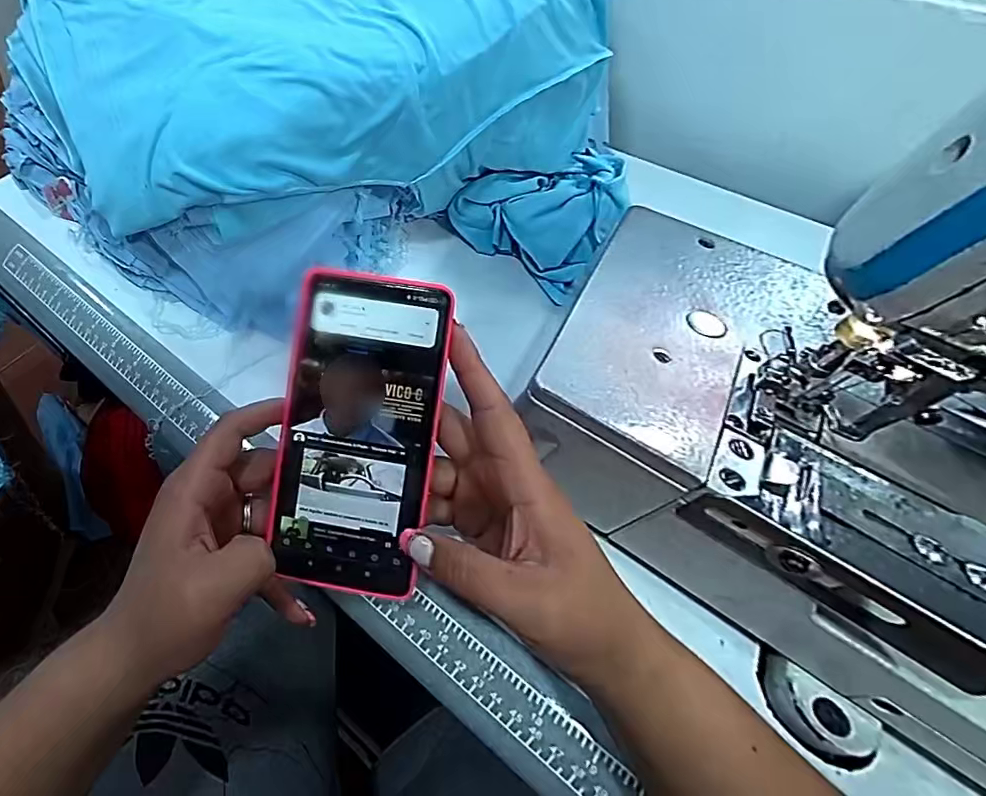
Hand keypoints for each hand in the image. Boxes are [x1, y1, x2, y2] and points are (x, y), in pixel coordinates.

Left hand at [98, 400, 313, 682]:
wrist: (132, 659)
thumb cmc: (165, 614)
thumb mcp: (216, 584)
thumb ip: (259, 555)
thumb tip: (279, 543)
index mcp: (194, 489)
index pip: (228, 434)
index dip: (262, 415)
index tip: (299, 410)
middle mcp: (206, 499)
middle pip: (256, 473)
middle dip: (291, 484)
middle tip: (333, 499)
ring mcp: (215, 527)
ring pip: (264, 511)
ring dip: (290, 534)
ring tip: (326, 549)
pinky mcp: (223, 554)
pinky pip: (259, 551)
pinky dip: (277, 576)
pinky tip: (299, 610)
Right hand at [409, 326, 649, 681]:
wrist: (609, 653)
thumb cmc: (583, 615)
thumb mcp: (522, 596)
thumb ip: (462, 568)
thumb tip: (409, 540)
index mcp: (525, 484)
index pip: (494, 415)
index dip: (473, 370)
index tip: (452, 333)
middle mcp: (506, 485)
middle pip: (458, 439)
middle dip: (421, 419)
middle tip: (376, 402)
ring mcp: (493, 508)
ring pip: (443, 474)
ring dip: (414, 477)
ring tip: (377, 475)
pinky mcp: (483, 531)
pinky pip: (443, 508)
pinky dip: (419, 512)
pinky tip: (397, 518)